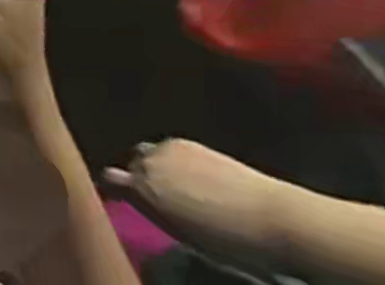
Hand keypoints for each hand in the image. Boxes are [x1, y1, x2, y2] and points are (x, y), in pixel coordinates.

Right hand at [102, 139, 292, 253]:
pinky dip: (175, 160)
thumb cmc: (232, 242)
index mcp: (142, 190)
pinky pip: (169, 149)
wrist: (275, 217)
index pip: (110, 179)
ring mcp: (166, 149)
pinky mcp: (186, 142)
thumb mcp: (185, 235)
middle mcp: (147, 163)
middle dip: (139, 176)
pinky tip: (196, 175)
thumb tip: (137, 199)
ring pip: (148, 154)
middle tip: (160, 196)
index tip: (122, 197)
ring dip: (157, 166)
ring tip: (179, 184)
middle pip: (131, 164)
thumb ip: (154, 211)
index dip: (115, 187)